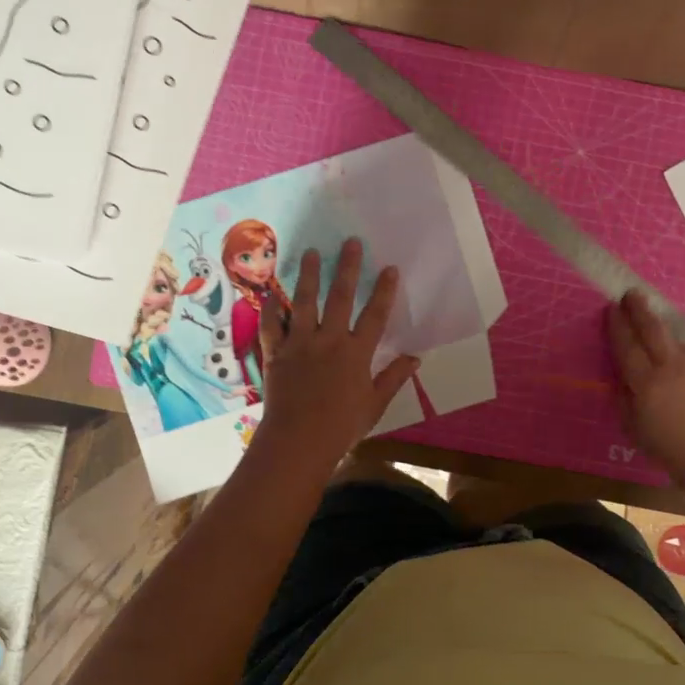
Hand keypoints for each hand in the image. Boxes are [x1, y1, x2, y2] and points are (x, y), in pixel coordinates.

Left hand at [257, 239, 418, 462]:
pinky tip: (269, 294)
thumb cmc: (341, 427)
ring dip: (309, 275)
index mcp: (356, 353)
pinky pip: (271, 325)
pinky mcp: (276, 353)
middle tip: (350, 242)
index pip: (375, 314)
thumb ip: (393, 378)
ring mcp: (300, 344)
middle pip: (340, 297)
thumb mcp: (374, 404)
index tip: (389, 267)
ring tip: (311, 252)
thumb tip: (415, 358)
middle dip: (347, 267)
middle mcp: (329, 340)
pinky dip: (270, 309)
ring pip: (304, 302)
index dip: (384, 290)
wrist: (298, 441)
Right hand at [606, 291, 684, 481]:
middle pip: (652, 328)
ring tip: (679, 376)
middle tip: (632, 294)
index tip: (612, 308)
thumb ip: (626, 395)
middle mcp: (673, 366)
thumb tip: (624, 374)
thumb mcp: (634, 426)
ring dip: (674, 352)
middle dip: (639, 309)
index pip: (627, 345)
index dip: (618, 325)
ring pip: (680, 346)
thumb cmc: (671, 448)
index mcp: (647, 384)